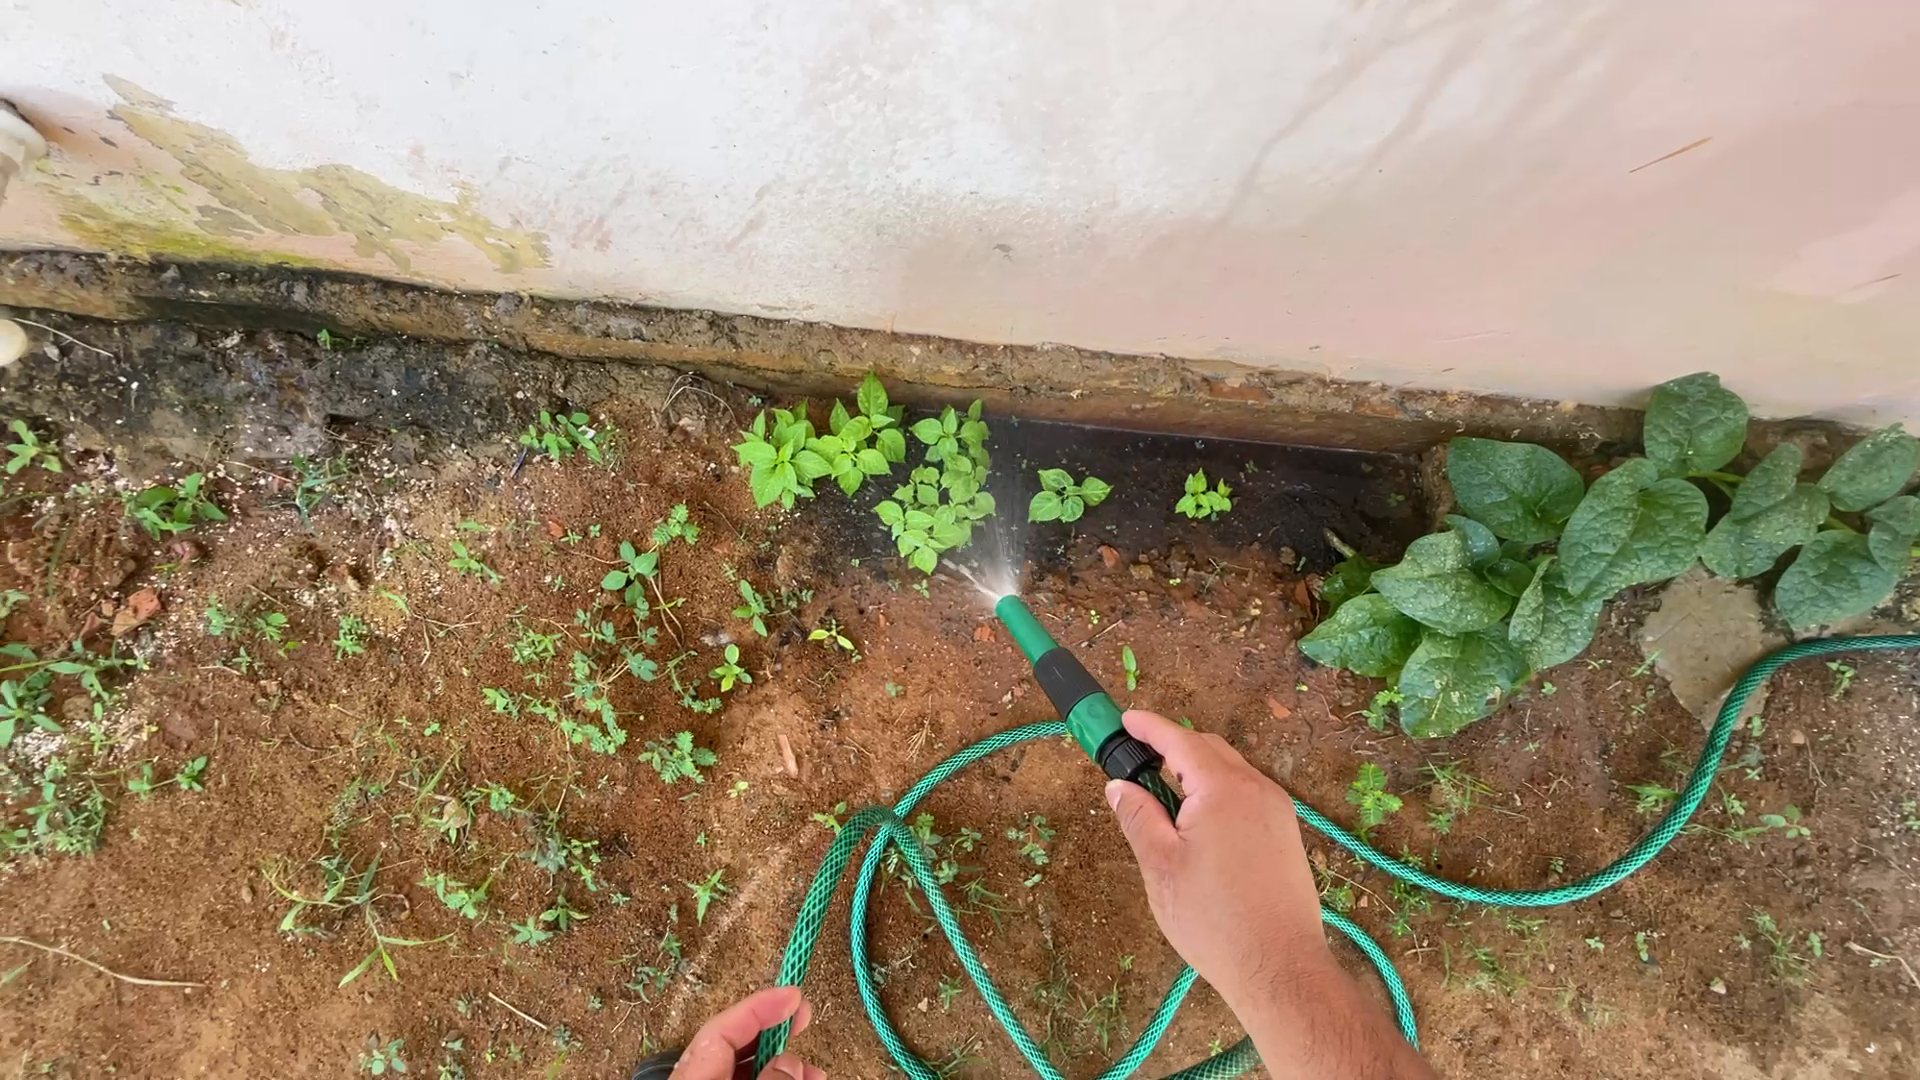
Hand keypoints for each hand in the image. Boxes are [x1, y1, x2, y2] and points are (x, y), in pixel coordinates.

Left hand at [670, 986, 823, 1079]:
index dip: (758, 1007)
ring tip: (815, 1071)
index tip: (794, 993)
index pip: (720, 1030)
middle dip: (774, 1031)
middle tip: (805, 1014)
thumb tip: (789, 1060)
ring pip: (744, 1071)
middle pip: (734, 1047)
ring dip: (782, 1062)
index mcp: (690, 1078)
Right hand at [1103, 710, 1331, 1009]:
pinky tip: (1199, 821)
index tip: (1125, 720)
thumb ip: (1137, 816)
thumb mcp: (1161, 865)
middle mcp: (1256, 788)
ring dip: (1195, 769)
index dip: (1149, 726)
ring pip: (1229, 770)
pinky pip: (1245, 792)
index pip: (1179, 740)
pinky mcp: (1286, 833)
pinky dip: (1216, 789)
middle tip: (1137, 759)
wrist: (1282, 971)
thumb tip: (1119, 786)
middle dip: (1171, 746)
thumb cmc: (1214, 918)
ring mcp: (1277, 810)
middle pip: (1207, 748)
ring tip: (1164, 794)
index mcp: (1223, 788)